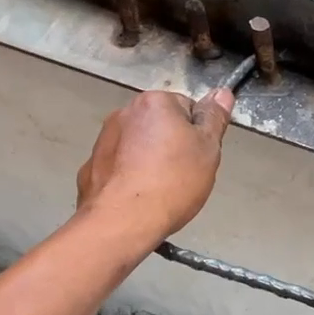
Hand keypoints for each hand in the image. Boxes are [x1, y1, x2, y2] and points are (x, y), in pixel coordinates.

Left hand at [75, 88, 233, 241]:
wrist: (123, 221)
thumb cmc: (171, 183)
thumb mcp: (208, 149)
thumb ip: (214, 118)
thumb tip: (222, 94)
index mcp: (155, 103)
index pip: (188, 108)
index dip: (198, 134)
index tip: (199, 157)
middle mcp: (124, 113)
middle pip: (160, 124)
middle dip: (172, 145)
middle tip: (183, 173)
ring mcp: (104, 139)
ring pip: (138, 145)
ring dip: (150, 160)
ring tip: (161, 189)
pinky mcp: (91, 165)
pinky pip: (119, 165)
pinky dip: (129, 176)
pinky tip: (139, 196)